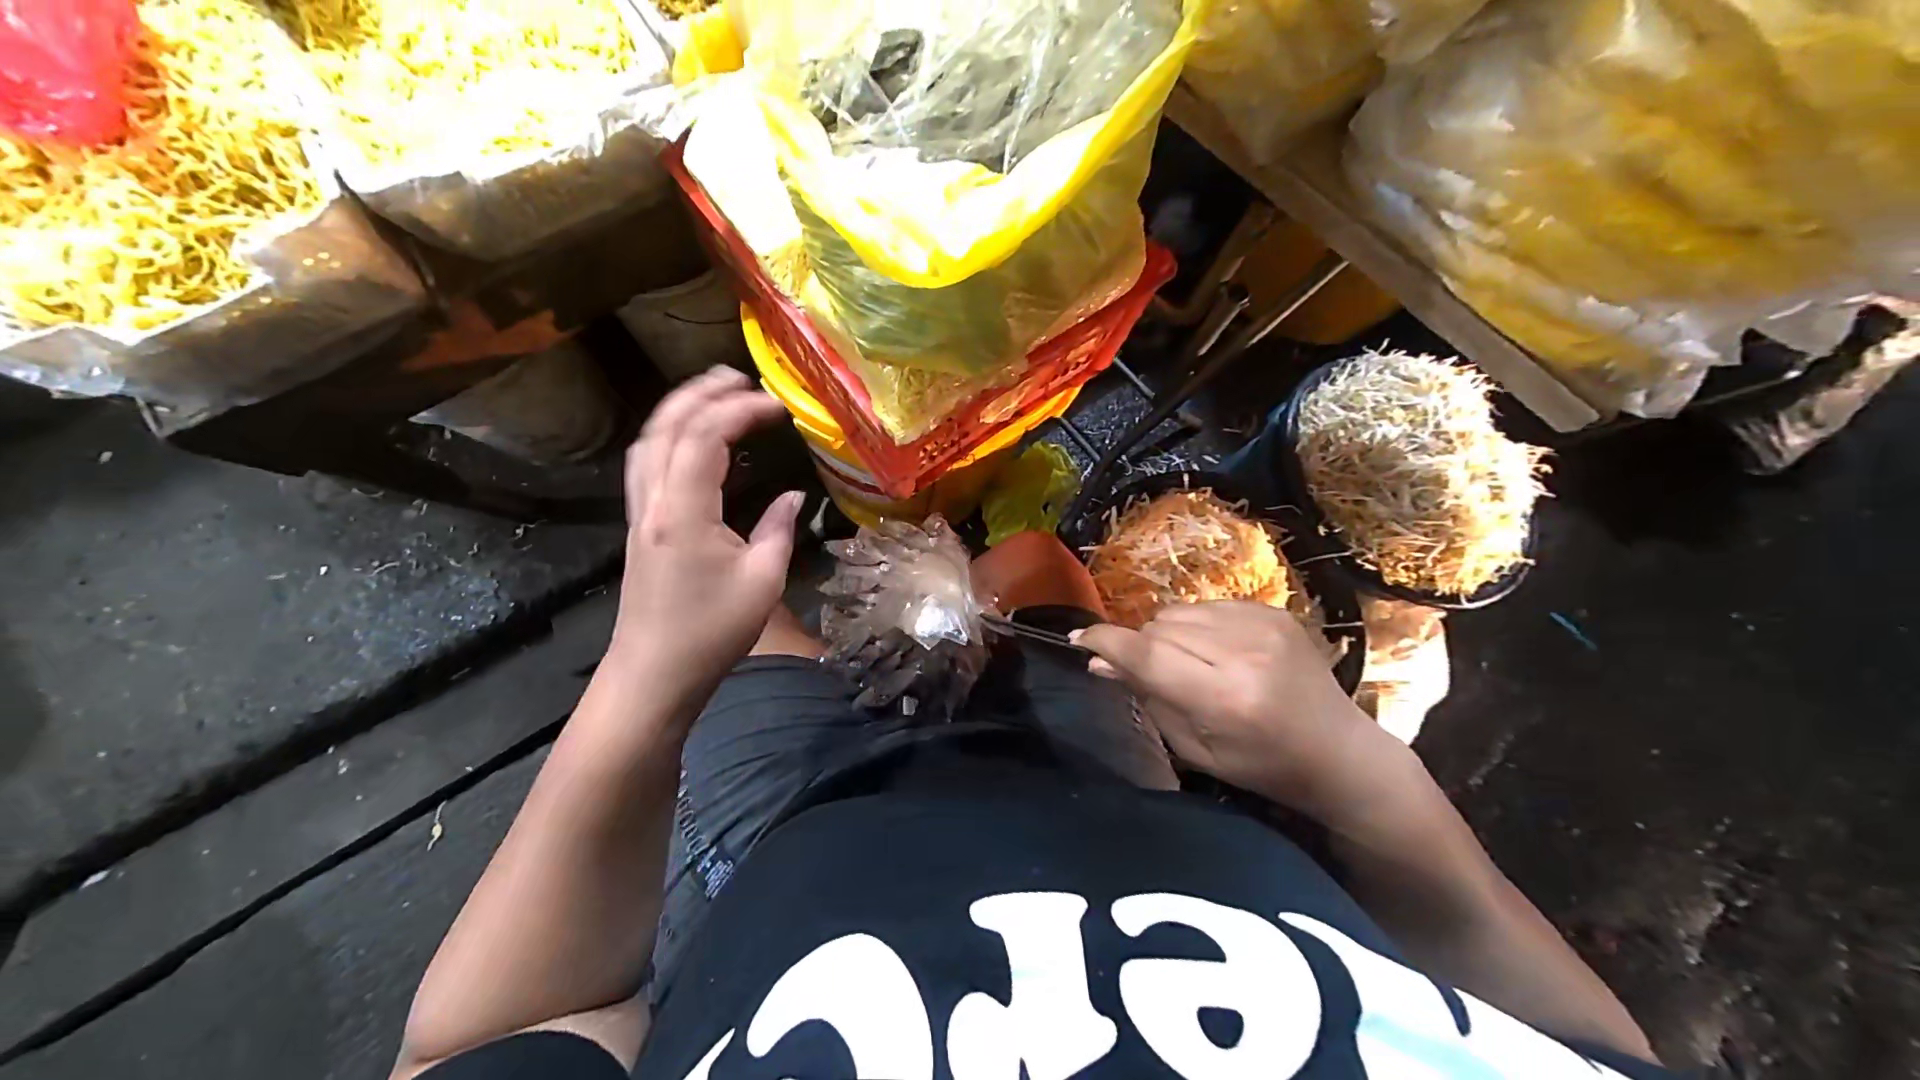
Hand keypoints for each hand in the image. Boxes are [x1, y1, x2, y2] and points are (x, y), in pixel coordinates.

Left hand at [608, 367, 804, 711]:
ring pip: (649, 441)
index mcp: (683, 511)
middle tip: (740, 377)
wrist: (654, 673)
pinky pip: (647, 463)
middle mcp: (653, 501)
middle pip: (667, 426)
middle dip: (702, 392)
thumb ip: (778, 530)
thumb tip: (793, 498)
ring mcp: (640, 512)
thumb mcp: (762, 582)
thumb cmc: (711, 632)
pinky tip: (691, 440)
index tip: (778, 405)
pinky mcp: (639, 526)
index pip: (706, 436)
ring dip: (679, 409)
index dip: (741, 410)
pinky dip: (669, 436)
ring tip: (713, 393)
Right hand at [1074, 602, 1389, 811]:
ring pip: (1177, 612)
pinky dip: (1196, 625)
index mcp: (1225, 697)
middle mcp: (1244, 651)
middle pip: (1158, 628)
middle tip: (1150, 673)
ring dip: (1167, 634)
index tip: (1079, 641)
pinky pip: (1206, 605)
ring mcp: (1263, 624)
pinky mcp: (1273, 610)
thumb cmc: (1262, 765)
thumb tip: (1099, 661)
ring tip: (1188, 663)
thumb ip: (1147, 697)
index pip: (1147, 654)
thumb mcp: (1195, 748)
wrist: (1340, 751)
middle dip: (1140, 645)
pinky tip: (1216, 651)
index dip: (1106, 642)